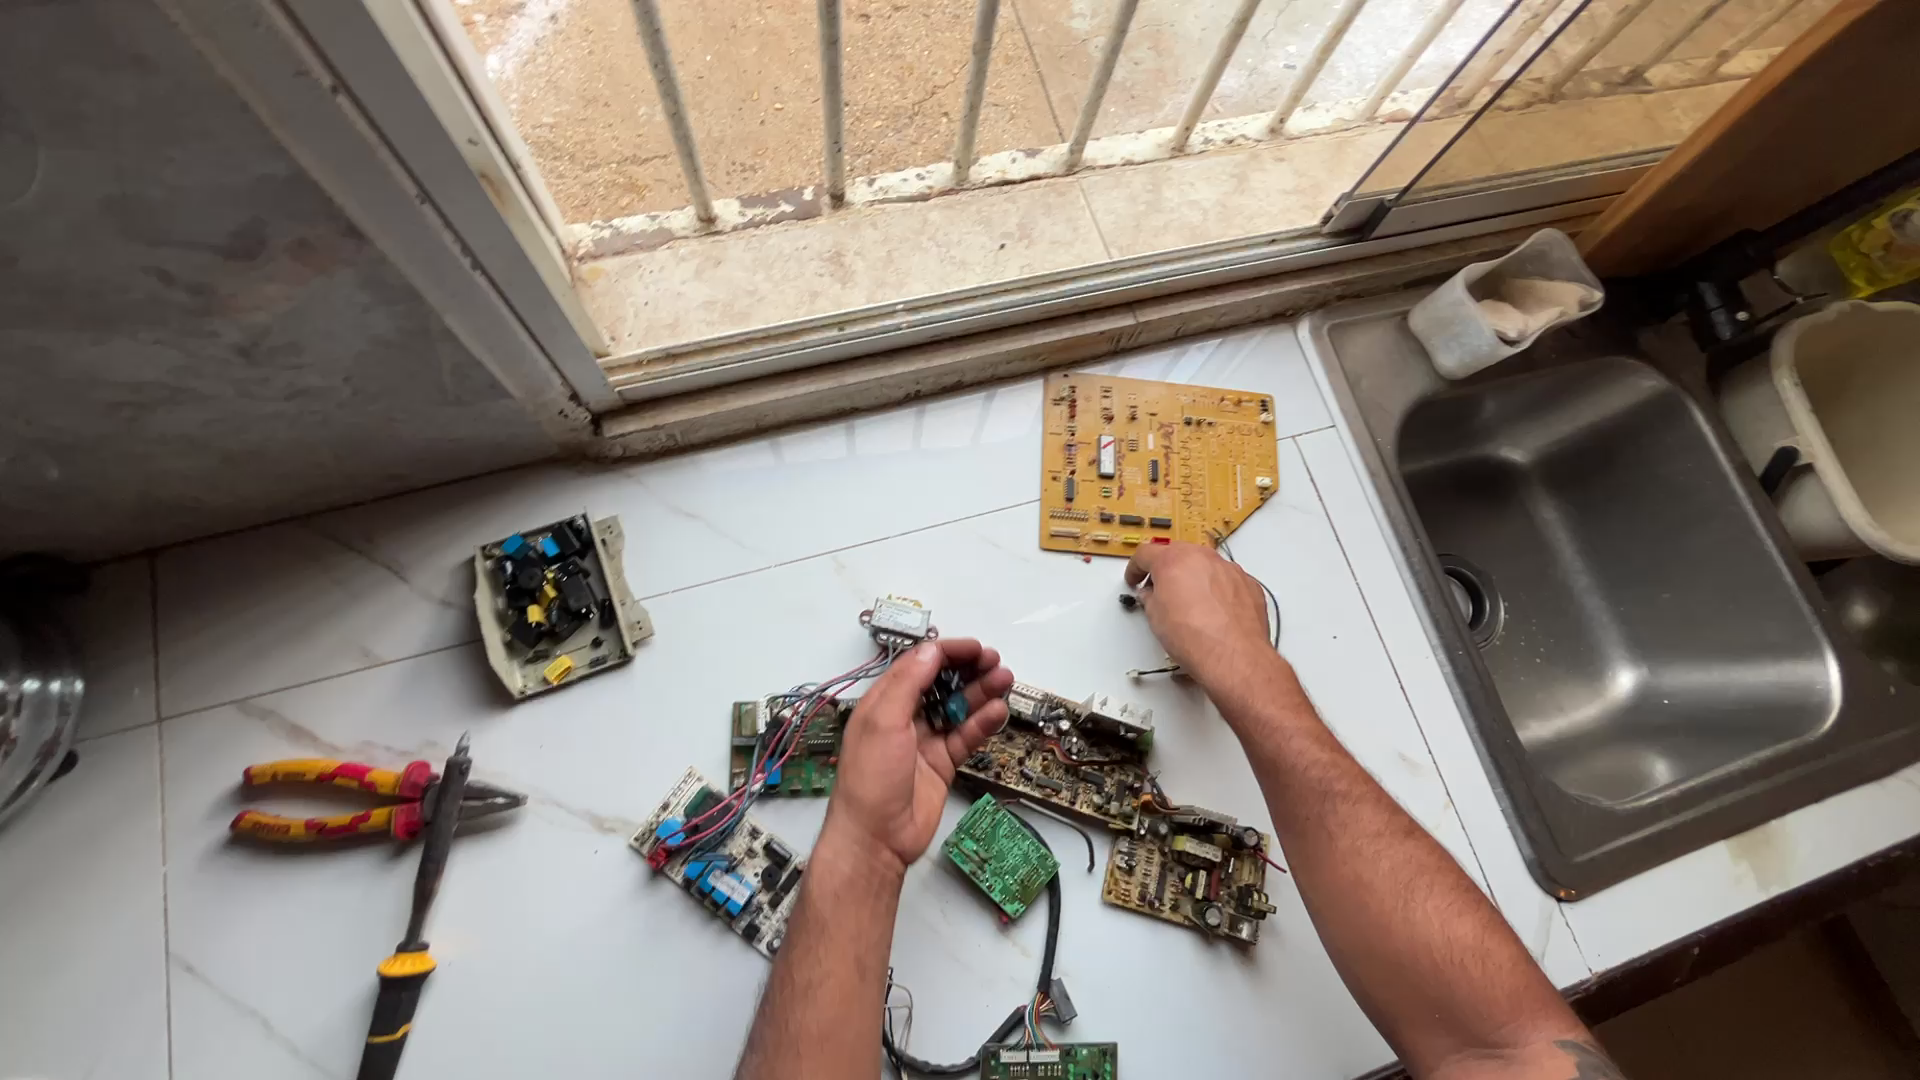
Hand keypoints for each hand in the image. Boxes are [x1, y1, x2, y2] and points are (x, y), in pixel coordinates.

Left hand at [822, 638, 1013, 872]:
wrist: (876, 837)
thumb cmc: (869, 779)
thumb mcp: (883, 722)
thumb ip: (908, 683)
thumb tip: (931, 651)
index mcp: (884, 701)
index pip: (919, 664)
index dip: (947, 652)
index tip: (974, 648)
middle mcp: (905, 716)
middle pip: (943, 682)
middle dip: (969, 669)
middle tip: (994, 662)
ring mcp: (925, 739)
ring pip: (959, 707)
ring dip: (981, 691)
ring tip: (1004, 680)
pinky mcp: (942, 762)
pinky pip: (967, 735)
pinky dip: (983, 722)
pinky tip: (997, 712)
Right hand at [1125, 541, 1275, 687]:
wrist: (1233, 656)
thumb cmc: (1195, 637)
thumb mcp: (1155, 617)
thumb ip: (1150, 598)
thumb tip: (1152, 597)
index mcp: (1174, 560)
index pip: (1146, 553)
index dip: (1135, 568)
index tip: (1135, 578)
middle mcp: (1202, 558)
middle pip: (1177, 553)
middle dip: (1166, 569)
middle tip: (1159, 589)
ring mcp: (1228, 569)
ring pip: (1204, 564)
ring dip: (1193, 578)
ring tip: (1189, 603)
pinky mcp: (1248, 584)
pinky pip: (1226, 579)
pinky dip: (1217, 589)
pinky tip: (1213, 611)